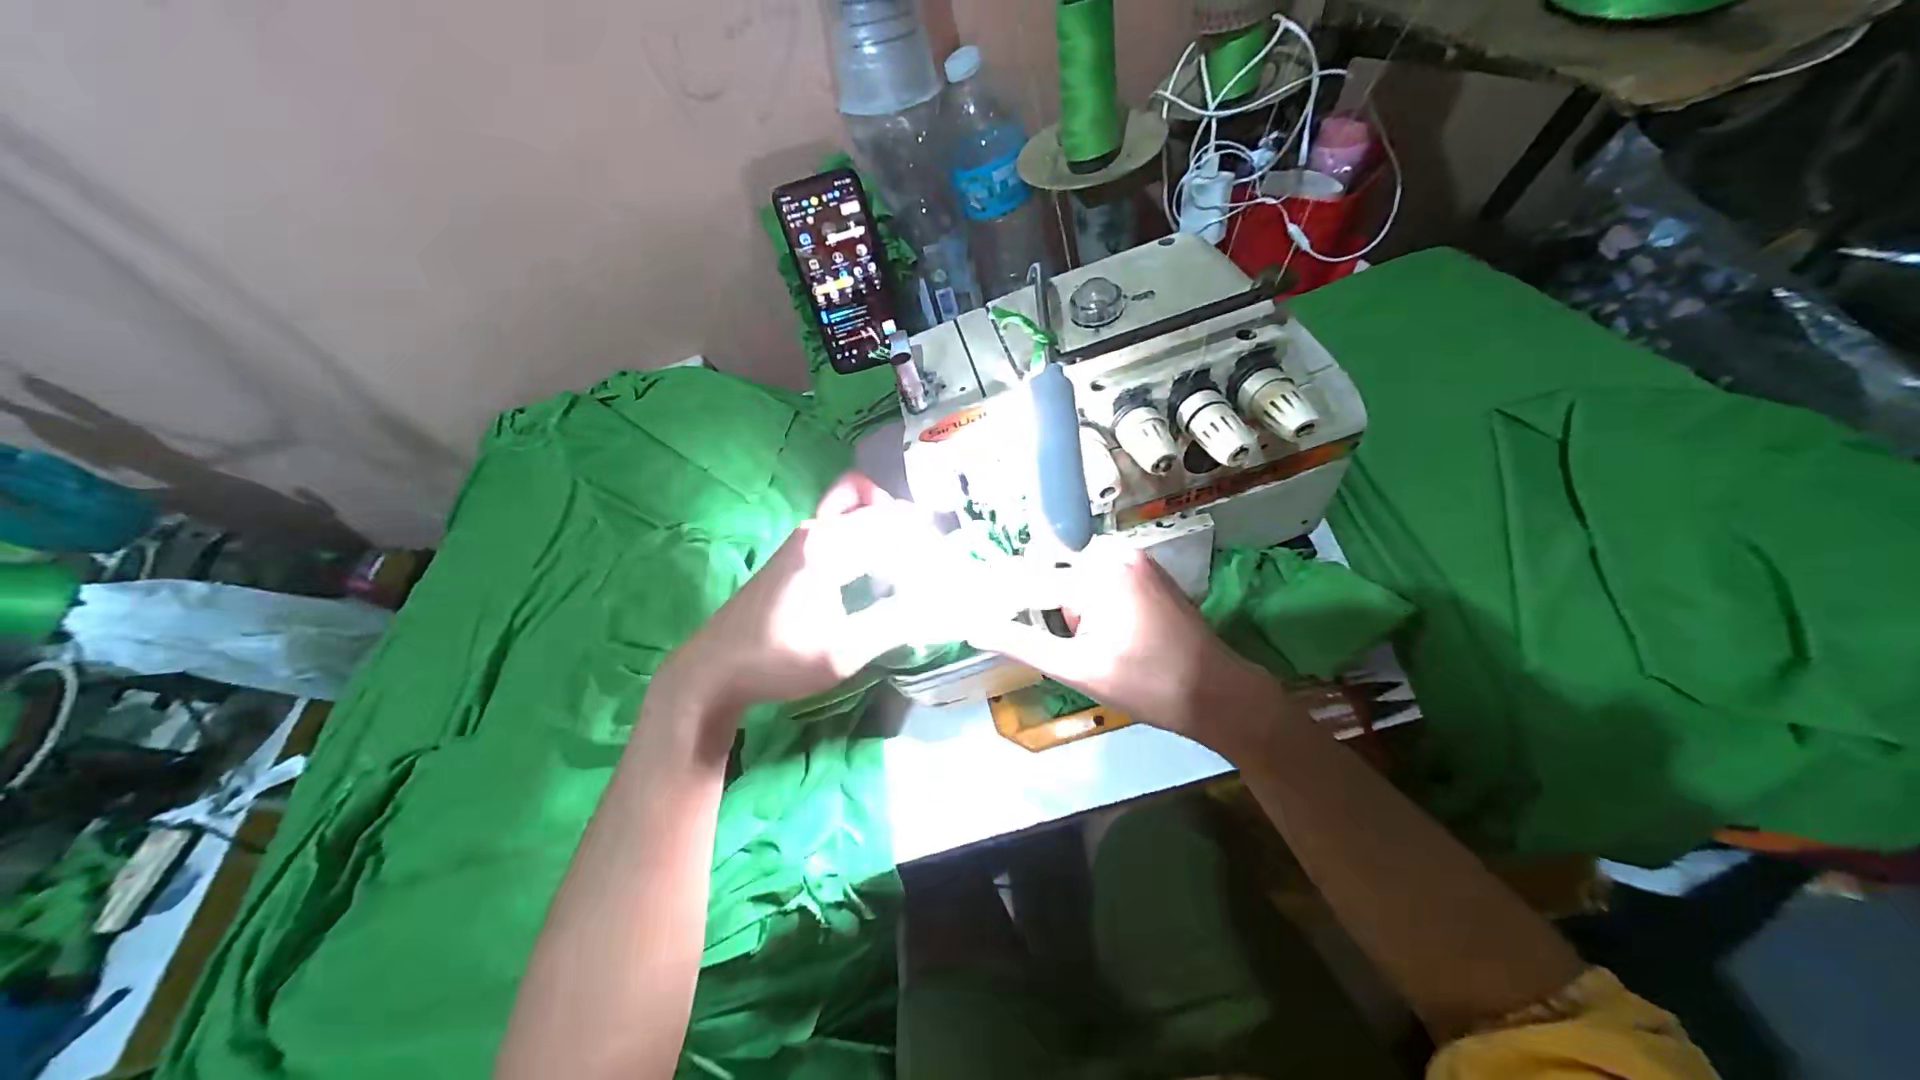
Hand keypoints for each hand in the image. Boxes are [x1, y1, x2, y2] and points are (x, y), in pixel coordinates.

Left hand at [658, 473, 951, 713]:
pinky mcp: (798, 548)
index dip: (927, 547)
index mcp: (828, 547)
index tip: (948, 577)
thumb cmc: (777, 661)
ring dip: (889, 521)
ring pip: (858, 502)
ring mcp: (804, 535)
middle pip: (879, 506)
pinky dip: (869, 525)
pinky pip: (843, 517)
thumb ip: (895, 623)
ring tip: (912, 559)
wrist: (714, 669)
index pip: (894, 527)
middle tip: (935, 567)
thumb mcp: (843, 652)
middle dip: (913, 529)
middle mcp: (817, 530)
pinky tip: (879, 562)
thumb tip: (941, 605)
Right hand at [965, 541, 1280, 751]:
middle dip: (1046, 614)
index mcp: (1100, 574)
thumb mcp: (1079, 669)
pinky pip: (1101, 584)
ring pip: (1077, 584)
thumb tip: (976, 626)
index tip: (966, 608)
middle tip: (1062, 652)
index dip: (996, 599)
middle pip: (1054, 581)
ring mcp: (1137, 562)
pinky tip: (1113, 641)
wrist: (1221, 693)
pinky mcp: (1148, 574)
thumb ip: (1023, 642)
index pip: (1030, 584)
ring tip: (1099, 654)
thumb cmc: (1149, 686)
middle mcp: (1117, 555)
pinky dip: (1092, 609)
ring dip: (1071, 615)